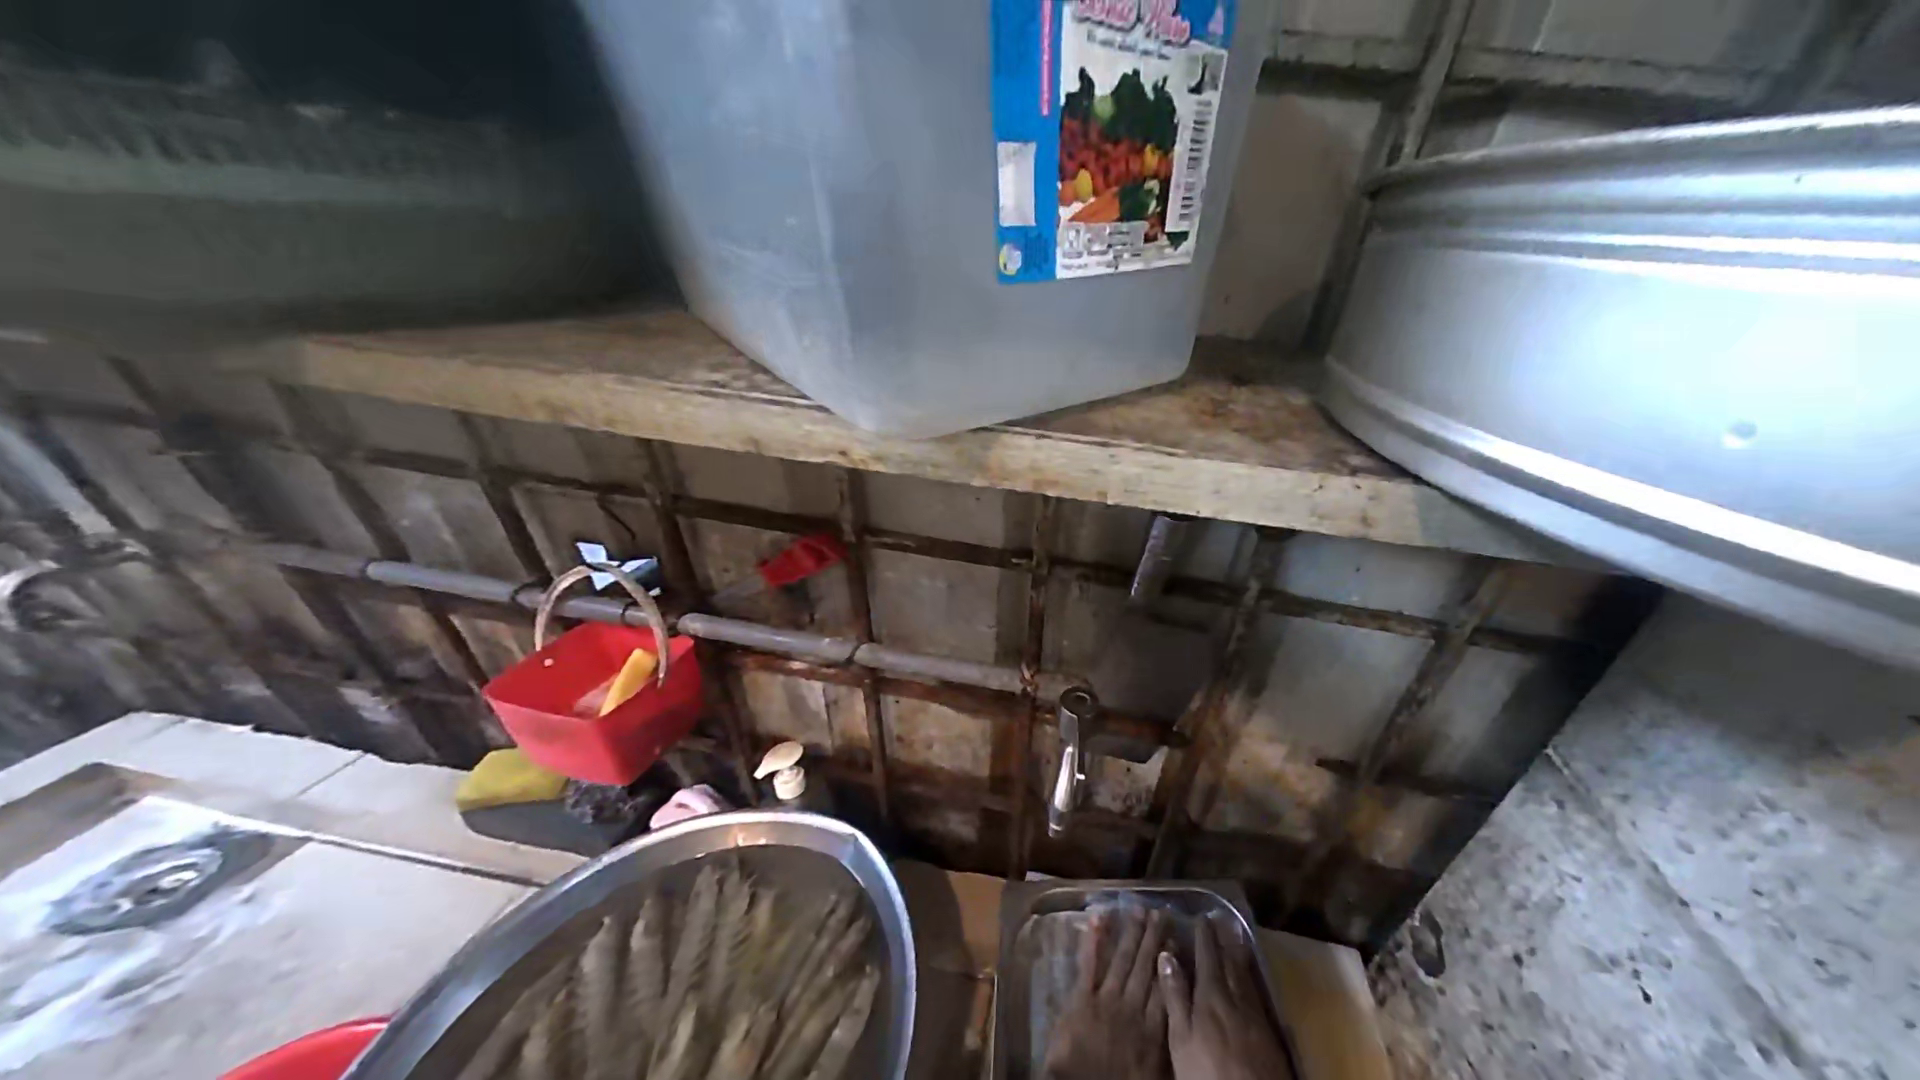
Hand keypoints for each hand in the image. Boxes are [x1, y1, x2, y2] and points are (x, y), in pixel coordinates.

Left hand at [1042, 909, 1171, 1079]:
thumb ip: (1167, 1047)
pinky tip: (1097, 918)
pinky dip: (1093, 940)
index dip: (1170, 961)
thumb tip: (1184, 1029)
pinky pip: (1088, 964)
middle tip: (1160, 912)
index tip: (1176, 938)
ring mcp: (1106, 999)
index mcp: (1152, 1030)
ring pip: (1121, 960)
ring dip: (1130, 933)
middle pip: (1145, 967)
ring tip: (1138, 909)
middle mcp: (1132, 1007)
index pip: (1164, 988)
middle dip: (1153, 938)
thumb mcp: (1156, 1075)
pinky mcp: (1081, 998)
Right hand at [1157, 914, 1292, 1079]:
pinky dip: (1252, 978)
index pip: (1207, 957)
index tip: (1201, 916)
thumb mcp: (1181, 1038)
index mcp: (1211, 996)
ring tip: (1237, 938)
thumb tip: (1166, 955)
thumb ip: (1175, 996)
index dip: (1204, 936)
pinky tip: (1251, 980)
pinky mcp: (1270, 1034)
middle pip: (1231, 962)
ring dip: (1240, 955)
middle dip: (1224, 939)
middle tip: (1222, 919)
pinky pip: (1258, 994)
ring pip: (1247, 977)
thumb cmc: (1207, 1074)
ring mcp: (1256, 1016)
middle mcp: (1236, 998)